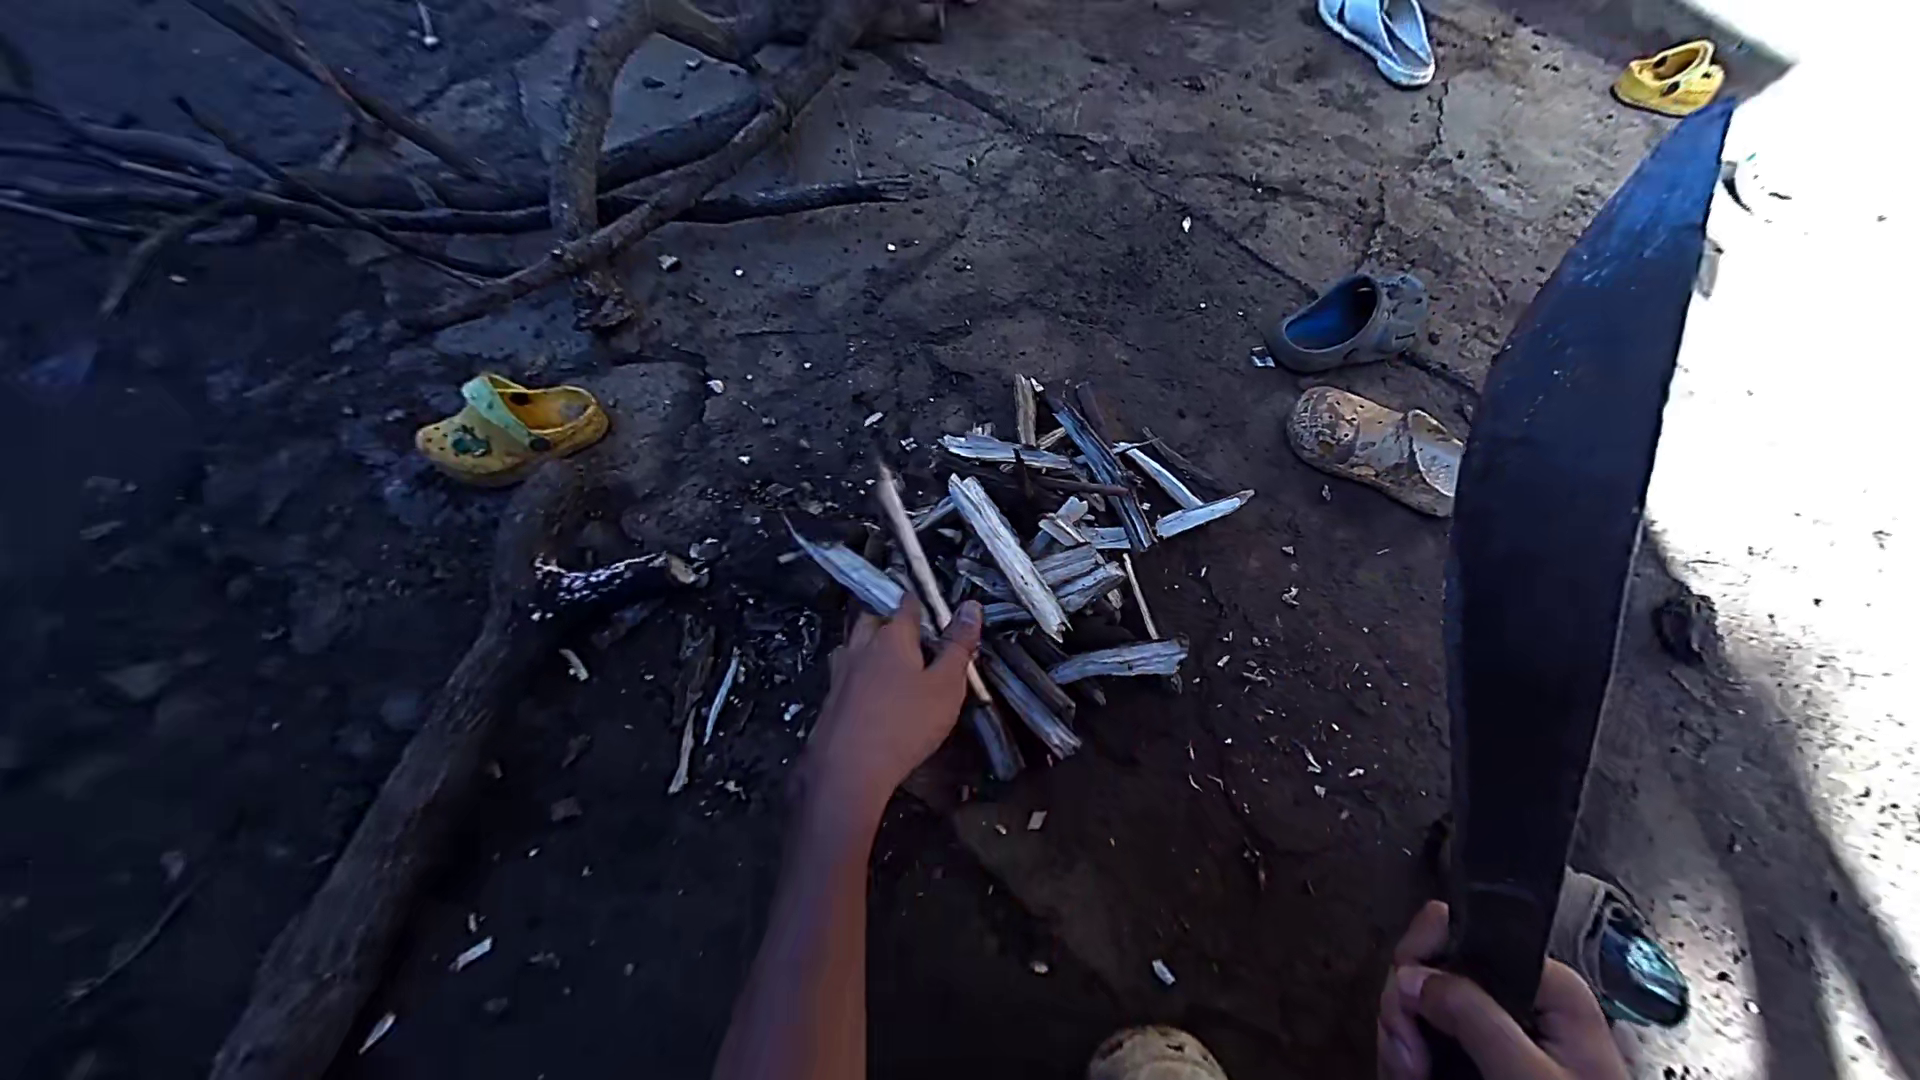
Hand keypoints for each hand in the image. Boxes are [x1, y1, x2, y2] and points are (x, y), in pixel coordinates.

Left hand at [799, 596, 981, 824]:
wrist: (848, 769)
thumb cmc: (905, 724)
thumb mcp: (946, 686)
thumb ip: (958, 646)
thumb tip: (971, 606)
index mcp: (892, 637)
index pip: (907, 605)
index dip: (921, 601)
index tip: (931, 605)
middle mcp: (862, 645)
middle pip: (874, 619)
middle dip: (890, 619)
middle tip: (912, 633)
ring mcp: (841, 671)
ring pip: (855, 643)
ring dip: (869, 643)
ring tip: (889, 657)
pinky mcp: (830, 696)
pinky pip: (845, 670)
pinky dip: (858, 670)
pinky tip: (867, 688)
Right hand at [1378, 901, 1627, 1079]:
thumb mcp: (1530, 1079)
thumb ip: (1474, 1016)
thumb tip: (1410, 974)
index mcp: (1542, 985)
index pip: (1456, 930)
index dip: (1419, 958)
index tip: (1408, 1003)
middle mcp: (1515, 993)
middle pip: (1427, 967)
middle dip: (1405, 1009)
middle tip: (1410, 1059)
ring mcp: (1495, 1024)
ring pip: (1417, 1001)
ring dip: (1401, 1036)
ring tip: (1411, 1074)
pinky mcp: (1480, 1053)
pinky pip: (1422, 1031)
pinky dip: (1407, 1053)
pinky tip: (1412, 1075)